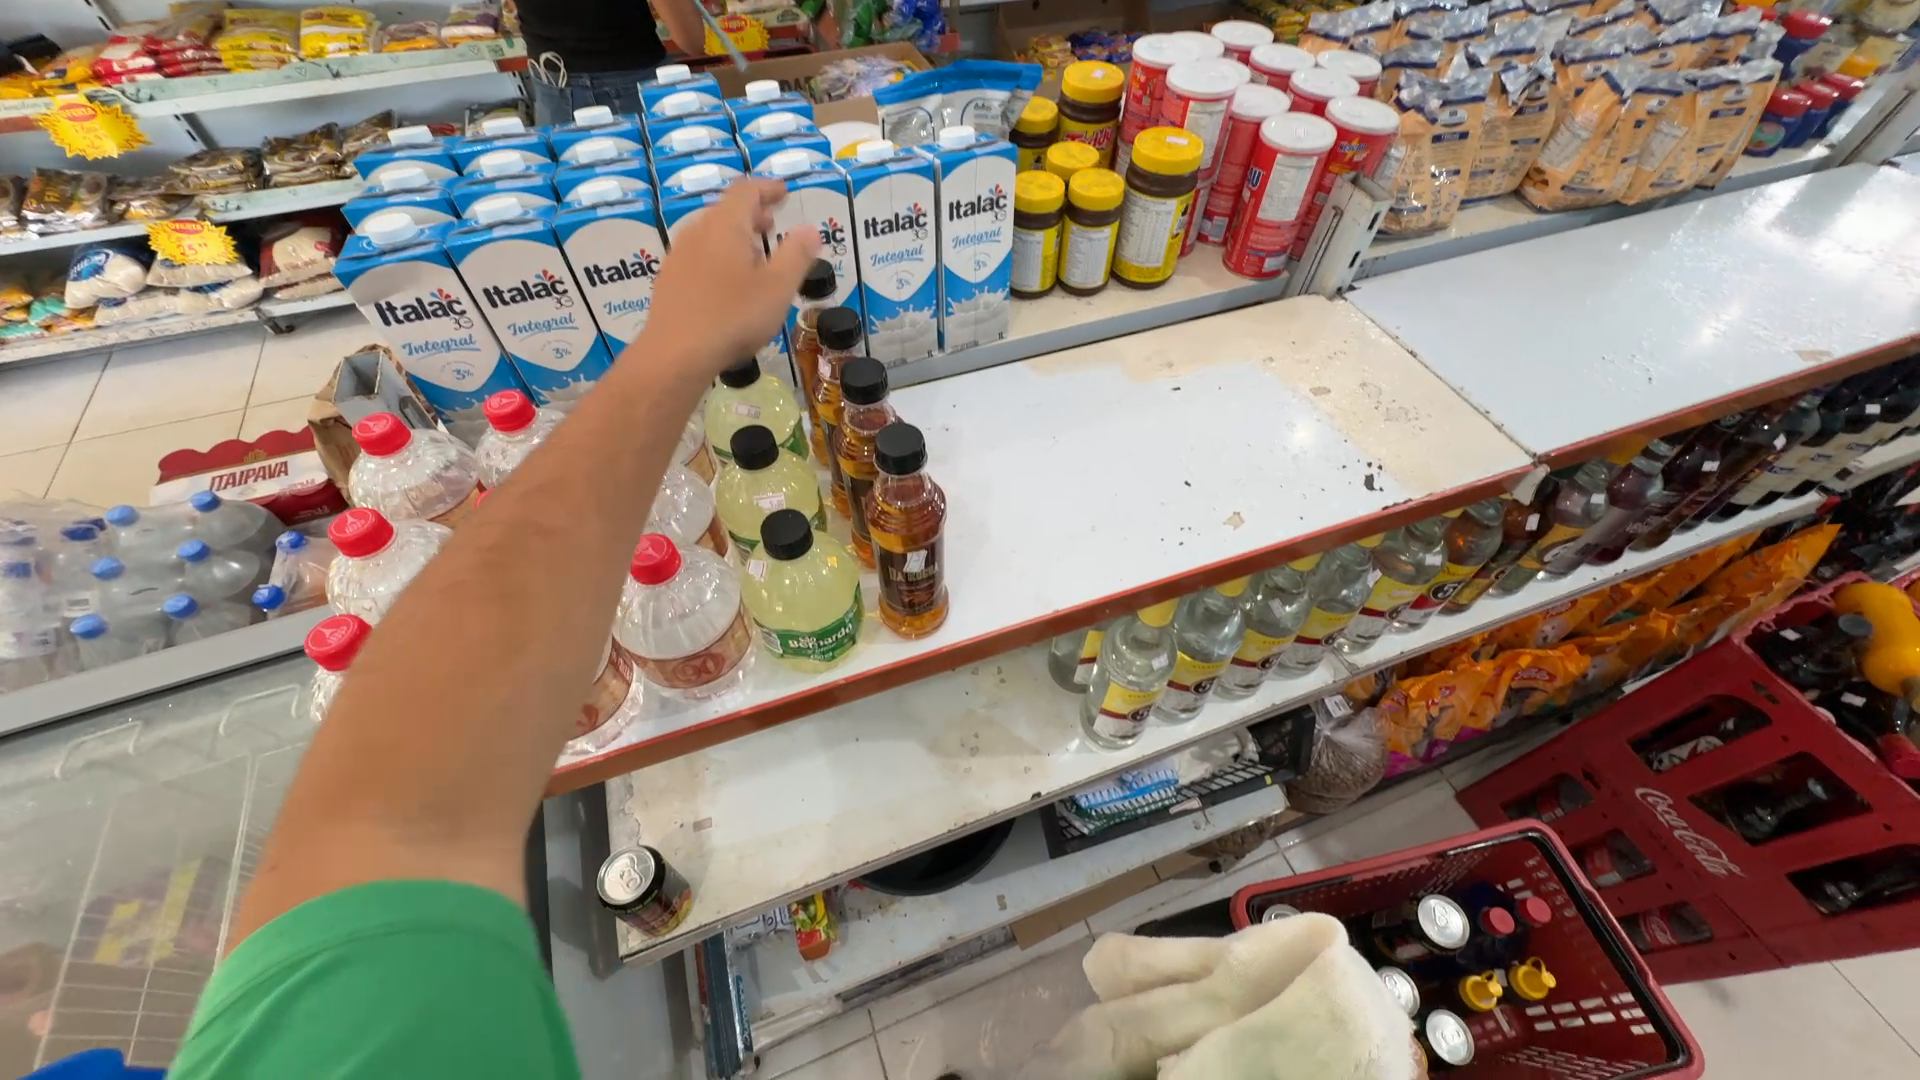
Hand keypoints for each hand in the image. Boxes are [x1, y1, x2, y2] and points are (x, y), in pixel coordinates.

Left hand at [642, 177, 820, 376]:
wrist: (677, 354)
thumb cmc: (733, 318)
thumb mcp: (778, 288)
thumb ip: (797, 255)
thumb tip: (811, 229)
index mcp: (725, 227)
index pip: (746, 192)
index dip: (767, 189)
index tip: (784, 193)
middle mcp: (697, 233)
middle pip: (725, 211)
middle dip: (751, 214)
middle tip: (771, 225)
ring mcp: (678, 257)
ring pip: (710, 235)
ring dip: (734, 238)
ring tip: (752, 257)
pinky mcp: (669, 282)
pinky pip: (698, 257)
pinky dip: (718, 258)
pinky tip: (727, 285)